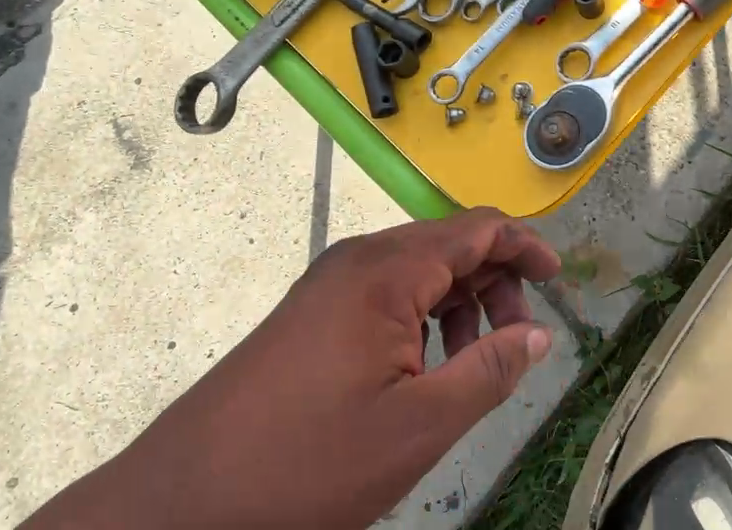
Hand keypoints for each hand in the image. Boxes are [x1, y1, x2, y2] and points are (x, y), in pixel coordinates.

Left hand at [24, 207, 561, 528]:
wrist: (173, 511)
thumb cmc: (305, 466)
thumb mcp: (417, 427)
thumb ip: (489, 371)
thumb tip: (538, 335)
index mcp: (386, 271)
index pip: (477, 229)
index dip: (526, 246)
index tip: (558, 280)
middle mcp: (356, 261)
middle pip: (450, 247)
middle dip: (495, 284)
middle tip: (514, 343)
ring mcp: (327, 286)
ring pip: (418, 273)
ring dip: (459, 305)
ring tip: (469, 366)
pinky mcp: (308, 315)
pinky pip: (385, 295)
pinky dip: (421, 320)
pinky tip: (421, 372)